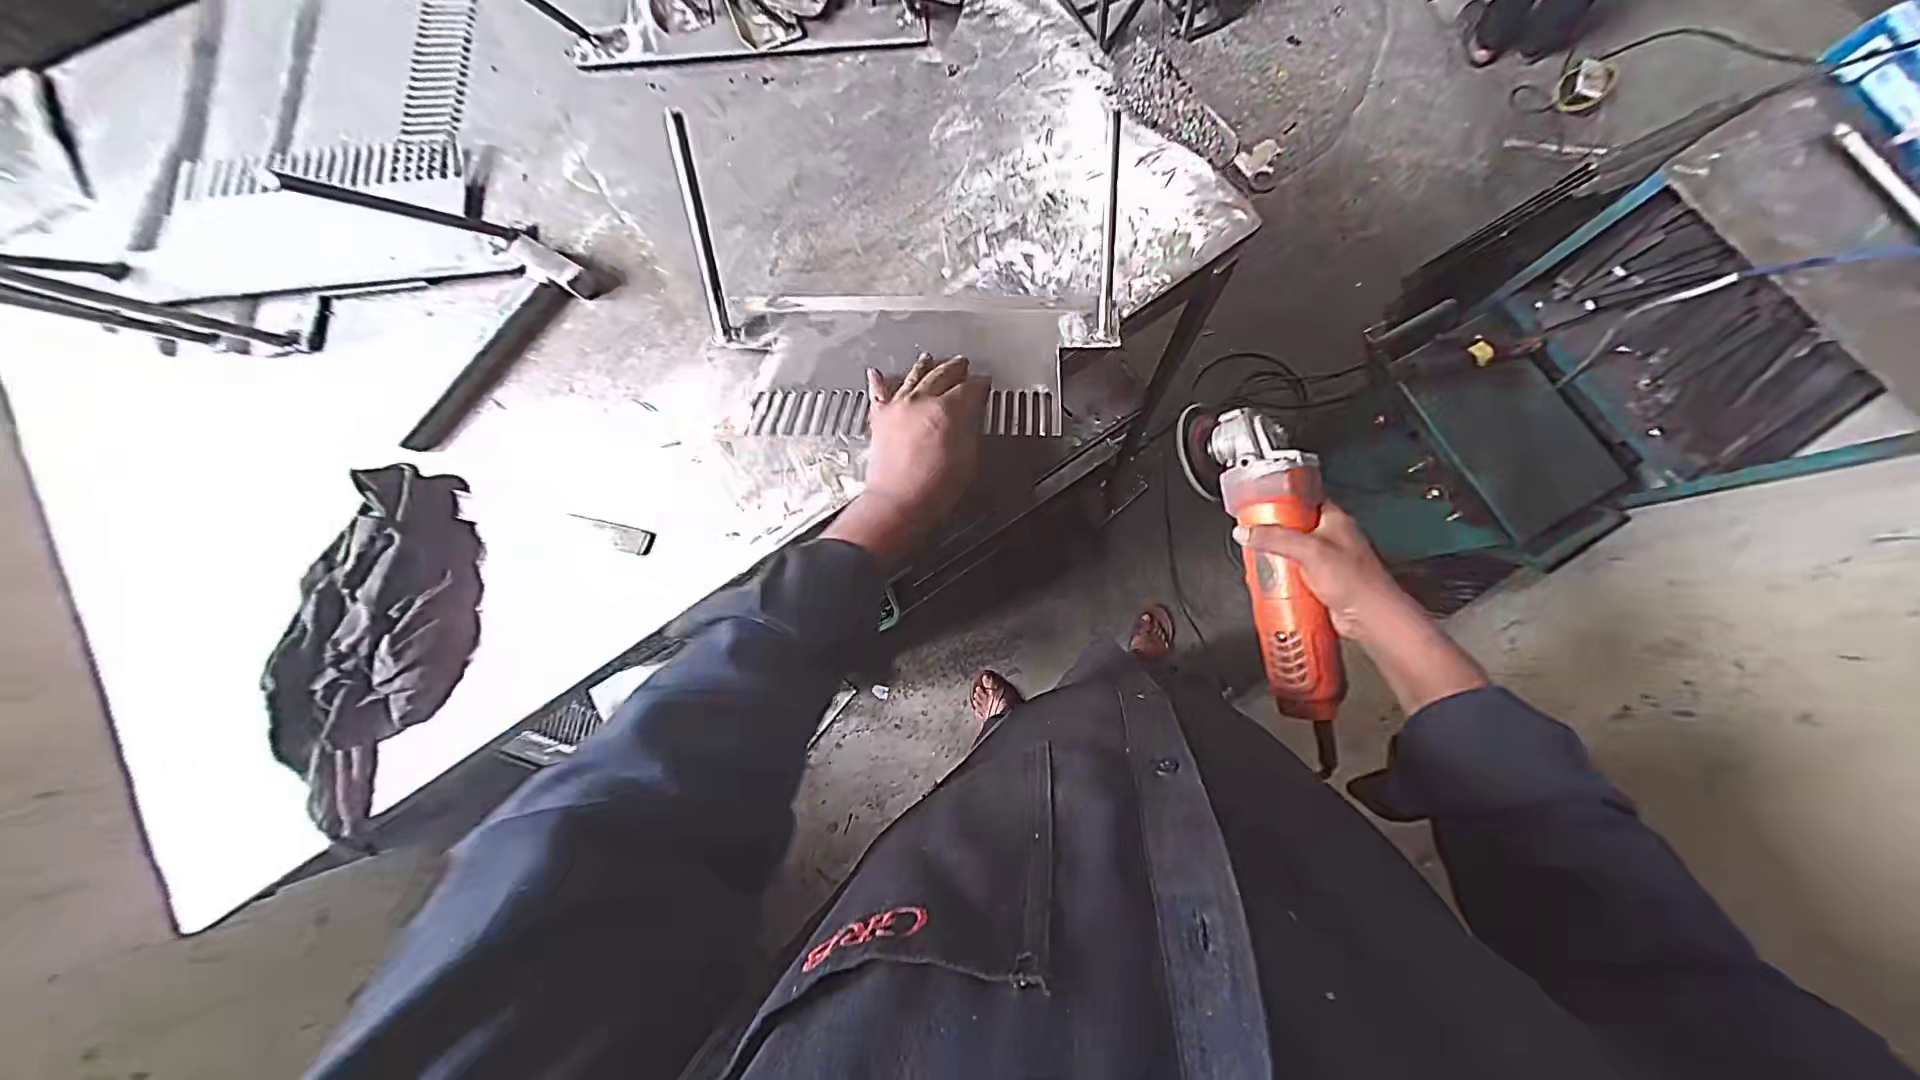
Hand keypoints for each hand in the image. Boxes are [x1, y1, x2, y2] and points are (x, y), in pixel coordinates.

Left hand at [822, 354, 987, 566]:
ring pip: (913, 377)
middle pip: (942, 374)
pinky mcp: (880, 419)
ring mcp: (898, 407)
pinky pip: (879, 393)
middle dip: (956, 368)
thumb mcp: (968, 458)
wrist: (899, 504)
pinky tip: (876, 373)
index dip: (980, 384)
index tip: (984, 383)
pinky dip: (878, 381)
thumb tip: (970, 416)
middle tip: (963, 365)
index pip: (970, 387)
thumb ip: (970, 429)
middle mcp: (921, 402)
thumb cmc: (933, 489)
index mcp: (948, 409)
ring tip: (929, 359)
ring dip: (924, 366)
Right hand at [1235, 502, 1487, 714]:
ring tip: (1257, 557)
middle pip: (1293, 527)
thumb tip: (1244, 532)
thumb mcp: (1309, 550)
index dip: (1283, 498)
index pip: (1305, 498)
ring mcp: (1325, 560)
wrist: (1369, 617)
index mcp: (1335, 520)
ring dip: (1275, 557)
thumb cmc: (1356, 580)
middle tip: (1253, 533)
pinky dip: (1281, 576)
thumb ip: (1275, 538)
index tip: (1260, 502)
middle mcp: (1331, 538)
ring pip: (1291, 552)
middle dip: (1272, 532)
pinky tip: (1270, 579)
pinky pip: (1293, 573)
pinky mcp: (1320, 581)